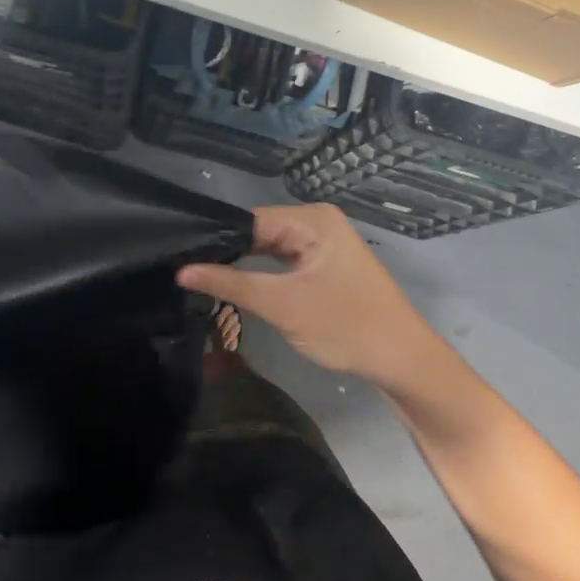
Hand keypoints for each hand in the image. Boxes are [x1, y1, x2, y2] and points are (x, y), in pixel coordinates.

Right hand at [178, 204, 445, 386]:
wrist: (402, 360)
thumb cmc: (346, 327)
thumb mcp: (281, 305)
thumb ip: (230, 284)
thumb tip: (181, 271)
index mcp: (312, 220)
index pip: (248, 220)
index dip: (214, 239)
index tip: (177, 257)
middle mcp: (317, 221)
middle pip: (257, 231)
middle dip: (225, 251)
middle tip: (182, 270)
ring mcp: (322, 243)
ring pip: (268, 247)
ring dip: (242, 264)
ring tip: (198, 277)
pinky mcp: (323, 263)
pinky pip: (282, 260)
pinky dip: (261, 273)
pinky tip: (233, 284)